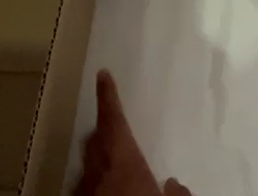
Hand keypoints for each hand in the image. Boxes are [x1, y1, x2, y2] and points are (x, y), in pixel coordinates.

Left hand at [75, 70, 193, 195]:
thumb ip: (176, 193)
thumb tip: (174, 185)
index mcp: (122, 158)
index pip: (112, 118)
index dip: (107, 95)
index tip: (103, 74)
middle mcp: (96, 172)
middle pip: (93, 141)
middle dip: (102, 131)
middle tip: (111, 125)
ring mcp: (81, 193)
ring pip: (85, 169)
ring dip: (95, 162)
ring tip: (108, 166)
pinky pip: (82, 192)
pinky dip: (91, 187)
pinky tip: (102, 194)